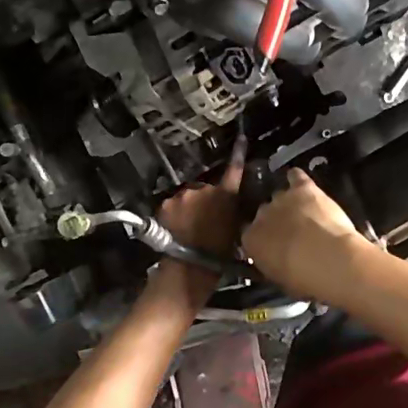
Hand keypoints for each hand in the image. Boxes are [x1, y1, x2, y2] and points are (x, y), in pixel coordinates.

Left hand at [146, 155, 243, 308]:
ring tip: (190, 228)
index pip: (234, 171)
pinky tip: (177, 228)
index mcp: (226, 196)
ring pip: (187, 197)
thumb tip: (230, 206)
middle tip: (206, 221)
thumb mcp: (236, 233)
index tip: (242, 139)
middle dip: (205, 200)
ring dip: (189, 207)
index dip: (238, 155)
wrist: (189, 269)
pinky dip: (175, 213)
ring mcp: (182, 196)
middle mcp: (203, 190)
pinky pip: (173, 205)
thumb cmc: (218, 257)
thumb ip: (233, 213)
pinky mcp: (166, 204)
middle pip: (205, 189)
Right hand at [242, 169, 367, 301]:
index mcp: (250, 241)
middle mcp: (261, 215)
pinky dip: (297, 179)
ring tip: (299, 210)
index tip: (270, 244)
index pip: (248, 234)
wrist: (330, 259)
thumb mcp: (279, 278)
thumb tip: (273, 261)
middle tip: (289, 231)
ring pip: (280, 196)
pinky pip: (296, 177)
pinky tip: (300, 181)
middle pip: (263, 212)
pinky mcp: (303, 188)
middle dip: (274, 220)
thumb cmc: (304, 278)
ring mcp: (281, 199)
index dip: (261, 237)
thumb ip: (271, 264)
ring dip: (288, 203)